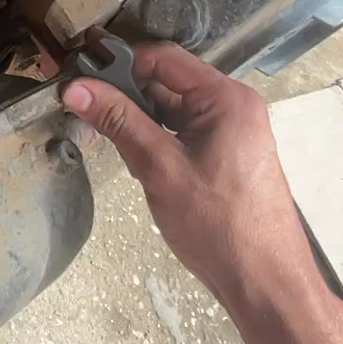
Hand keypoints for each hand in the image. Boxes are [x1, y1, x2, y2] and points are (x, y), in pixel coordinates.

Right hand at [62, 42, 317, 306]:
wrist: (267, 286)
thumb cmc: (218, 225)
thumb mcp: (159, 168)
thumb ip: (118, 121)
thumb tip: (75, 87)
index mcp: (226, 98)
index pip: (163, 57)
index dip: (120, 63)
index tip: (82, 76)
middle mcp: (232, 106)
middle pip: (166, 81)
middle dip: (125, 93)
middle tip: (83, 104)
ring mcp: (230, 131)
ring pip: (170, 108)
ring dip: (137, 118)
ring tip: (103, 134)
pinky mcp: (224, 153)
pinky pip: (181, 129)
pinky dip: (154, 136)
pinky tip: (134, 156)